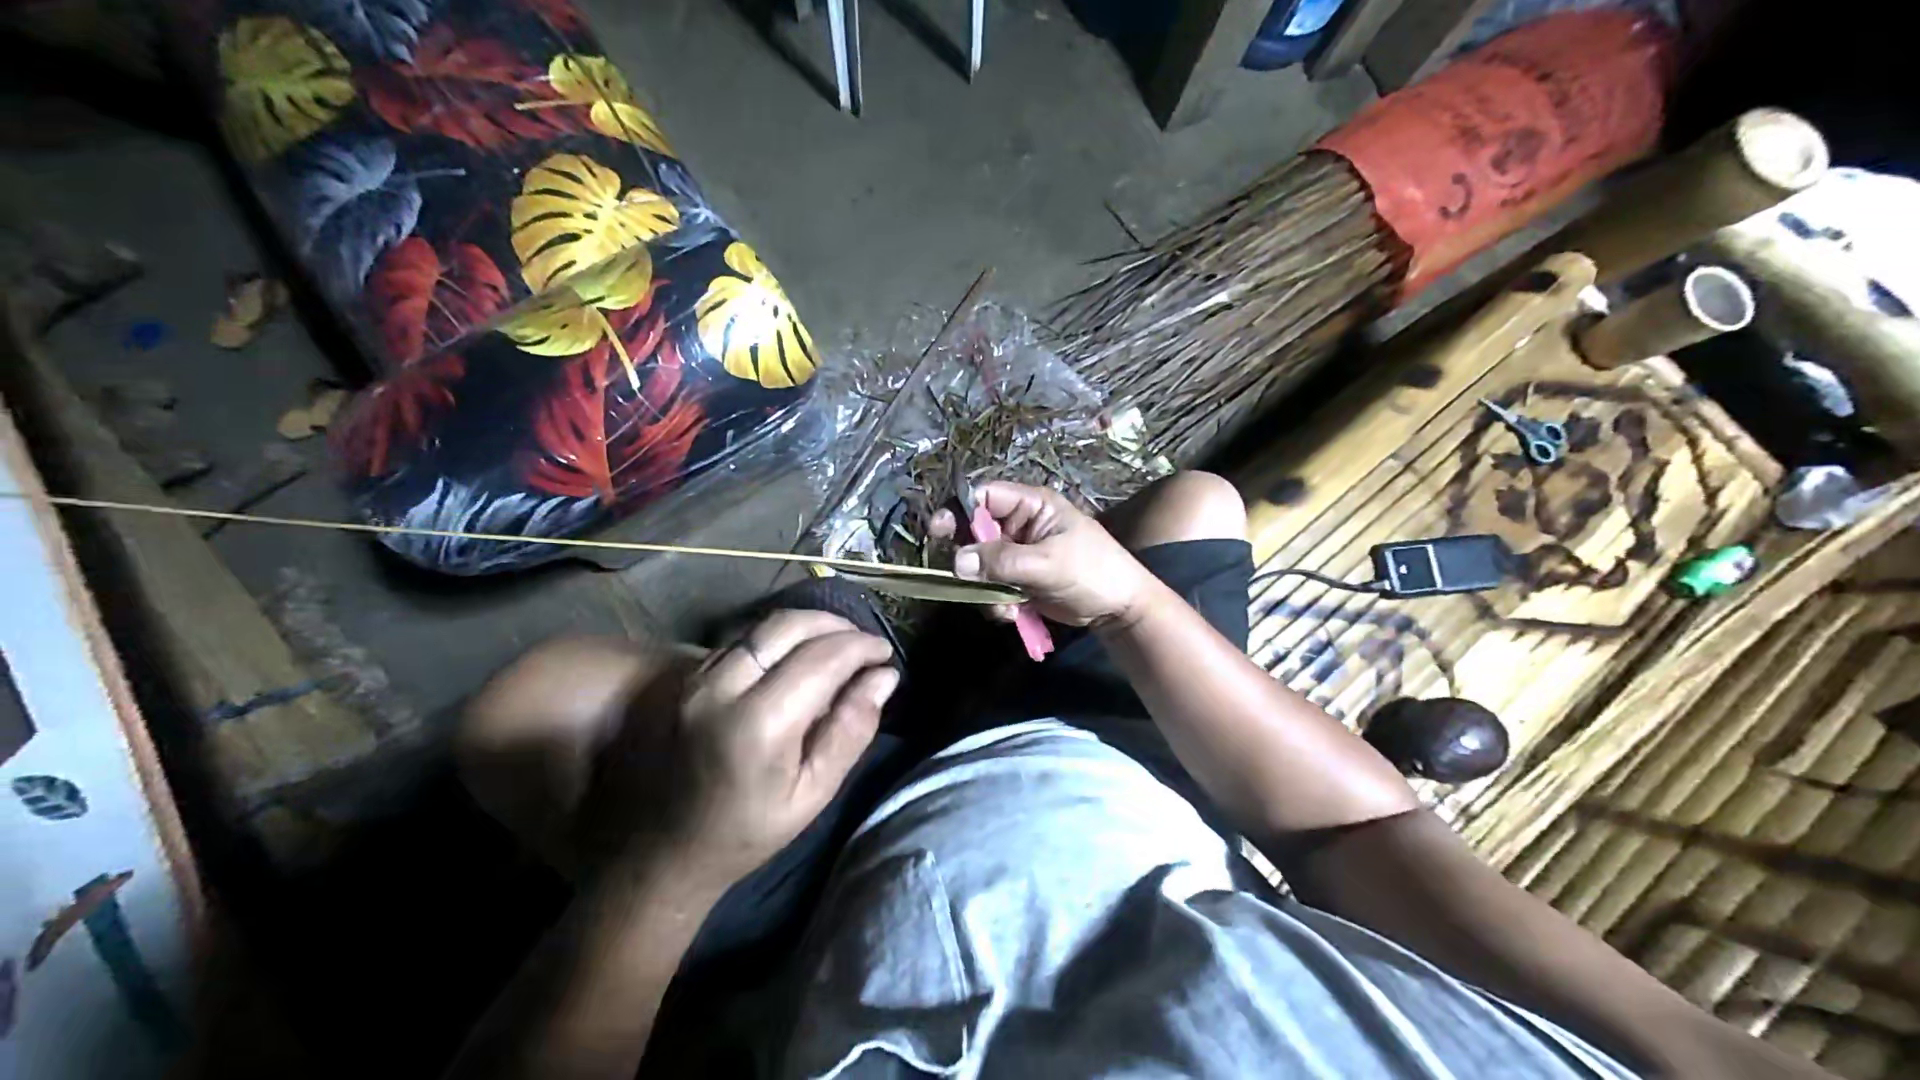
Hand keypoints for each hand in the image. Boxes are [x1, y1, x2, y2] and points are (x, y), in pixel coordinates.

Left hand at [611, 611, 896, 890]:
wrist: (665, 850)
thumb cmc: (748, 832)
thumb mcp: (814, 793)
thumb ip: (851, 729)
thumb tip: (885, 676)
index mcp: (760, 724)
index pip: (823, 658)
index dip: (861, 647)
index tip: (886, 653)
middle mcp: (724, 687)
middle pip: (791, 626)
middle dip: (838, 626)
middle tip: (866, 644)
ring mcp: (699, 678)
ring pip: (765, 625)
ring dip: (809, 625)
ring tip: (839, 643)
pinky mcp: (688, 677)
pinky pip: (743, 638)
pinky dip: (779, 636)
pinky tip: (799, 655)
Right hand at [935, 481, 1159, 627]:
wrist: (1119, 610)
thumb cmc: (1092, 572)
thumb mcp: (1047, 563)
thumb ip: (1001, 561)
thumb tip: (957, 562)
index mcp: (1031, 506)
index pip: (983, 496)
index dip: (959, 510)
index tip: (939, 531)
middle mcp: (1019, 525)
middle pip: (973, 532)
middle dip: (970, 560)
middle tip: (964, 579)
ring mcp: (1016, 554)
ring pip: (978, 565)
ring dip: (983, 588)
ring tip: (1005, 607)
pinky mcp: (1016, 579)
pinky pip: (989, 586)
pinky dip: (994, 602)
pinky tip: (1013, 615)